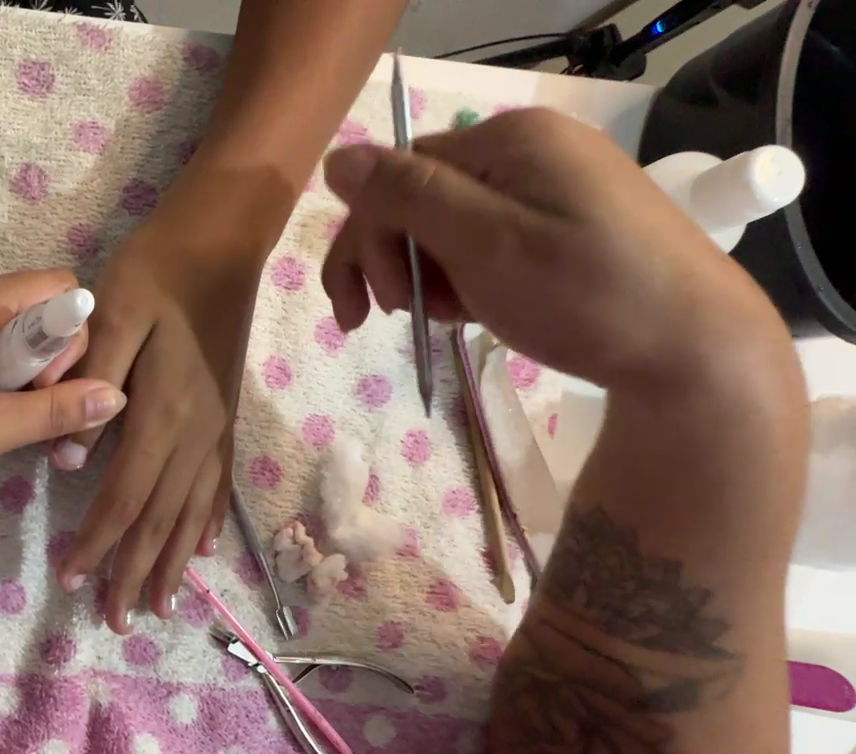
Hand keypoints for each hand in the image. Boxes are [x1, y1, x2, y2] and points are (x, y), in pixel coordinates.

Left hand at [50, 219, 262, 634]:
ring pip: (191, 510)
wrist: (221, 236)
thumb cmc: (155, 270)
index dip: (98, 543)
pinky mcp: (224, 414)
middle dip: (134, 571)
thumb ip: (90, 387)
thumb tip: (70, 461)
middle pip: (160, 519)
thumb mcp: (113, 317)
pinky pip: (217, 481)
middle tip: (117, 621)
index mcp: (163, 411)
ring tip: (160, 606)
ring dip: (172, 561)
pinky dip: (205, 520)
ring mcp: (216, 425)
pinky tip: (201, 548)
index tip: (73, 582)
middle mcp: (197, 431)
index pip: (124, 497)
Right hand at [320, 108, 790, 392]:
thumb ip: (406, 197)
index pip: (391, 177)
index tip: (371, 305)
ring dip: (419, 275)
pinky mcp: (550, 219)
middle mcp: (521, 149)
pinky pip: (470, 240)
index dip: (367, 242)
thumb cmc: (580, 292)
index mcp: (506, 141)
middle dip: (387, 261)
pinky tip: (468, 307)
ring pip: (434, 225)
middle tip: (391, 317)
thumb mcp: (481, 243)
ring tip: (444, 316)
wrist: (684, 344)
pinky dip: (453, 279)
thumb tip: (336, 160)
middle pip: (409, 200)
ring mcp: (539, 183)